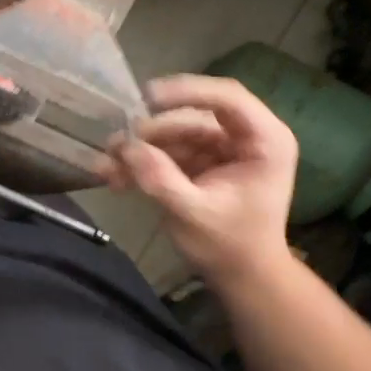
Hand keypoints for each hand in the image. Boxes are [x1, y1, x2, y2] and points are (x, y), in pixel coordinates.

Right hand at [109, 75, 298, 284]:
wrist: (242, 278)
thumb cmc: (230, 246)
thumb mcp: (193, 213)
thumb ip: (160, 179)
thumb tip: (126, 148)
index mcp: (265, 141)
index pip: (227, 99)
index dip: (187, 92)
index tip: (146, 97)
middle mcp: (246, 139)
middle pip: (195, 119)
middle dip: (153, 132)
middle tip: (116, 143)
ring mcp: (223, 153)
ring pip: (177, 137)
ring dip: (141, 150)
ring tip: (106, 164)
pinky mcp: (204, 168)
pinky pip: (171, 157)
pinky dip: (145, 166)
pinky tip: (115, 177)